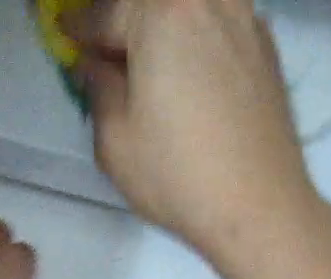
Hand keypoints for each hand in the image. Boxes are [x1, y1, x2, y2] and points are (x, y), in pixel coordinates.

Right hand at [68, 0, 322, 264]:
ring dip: (162, 25)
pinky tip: (184, 69)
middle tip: (105, 50)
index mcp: (161, 13)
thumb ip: (98, 88)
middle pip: (151, 3)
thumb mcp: (114, 139)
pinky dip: (194, 34)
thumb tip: (95, 65)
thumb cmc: (177, 175)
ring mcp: (244, 18)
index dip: (79, 30)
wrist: (258, 206)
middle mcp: (207, 1)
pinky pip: (218, 22)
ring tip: (145, 59)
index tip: (64, 37)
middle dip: (123, 21)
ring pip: (189, 7)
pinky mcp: (265, 46)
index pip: (105, 13)